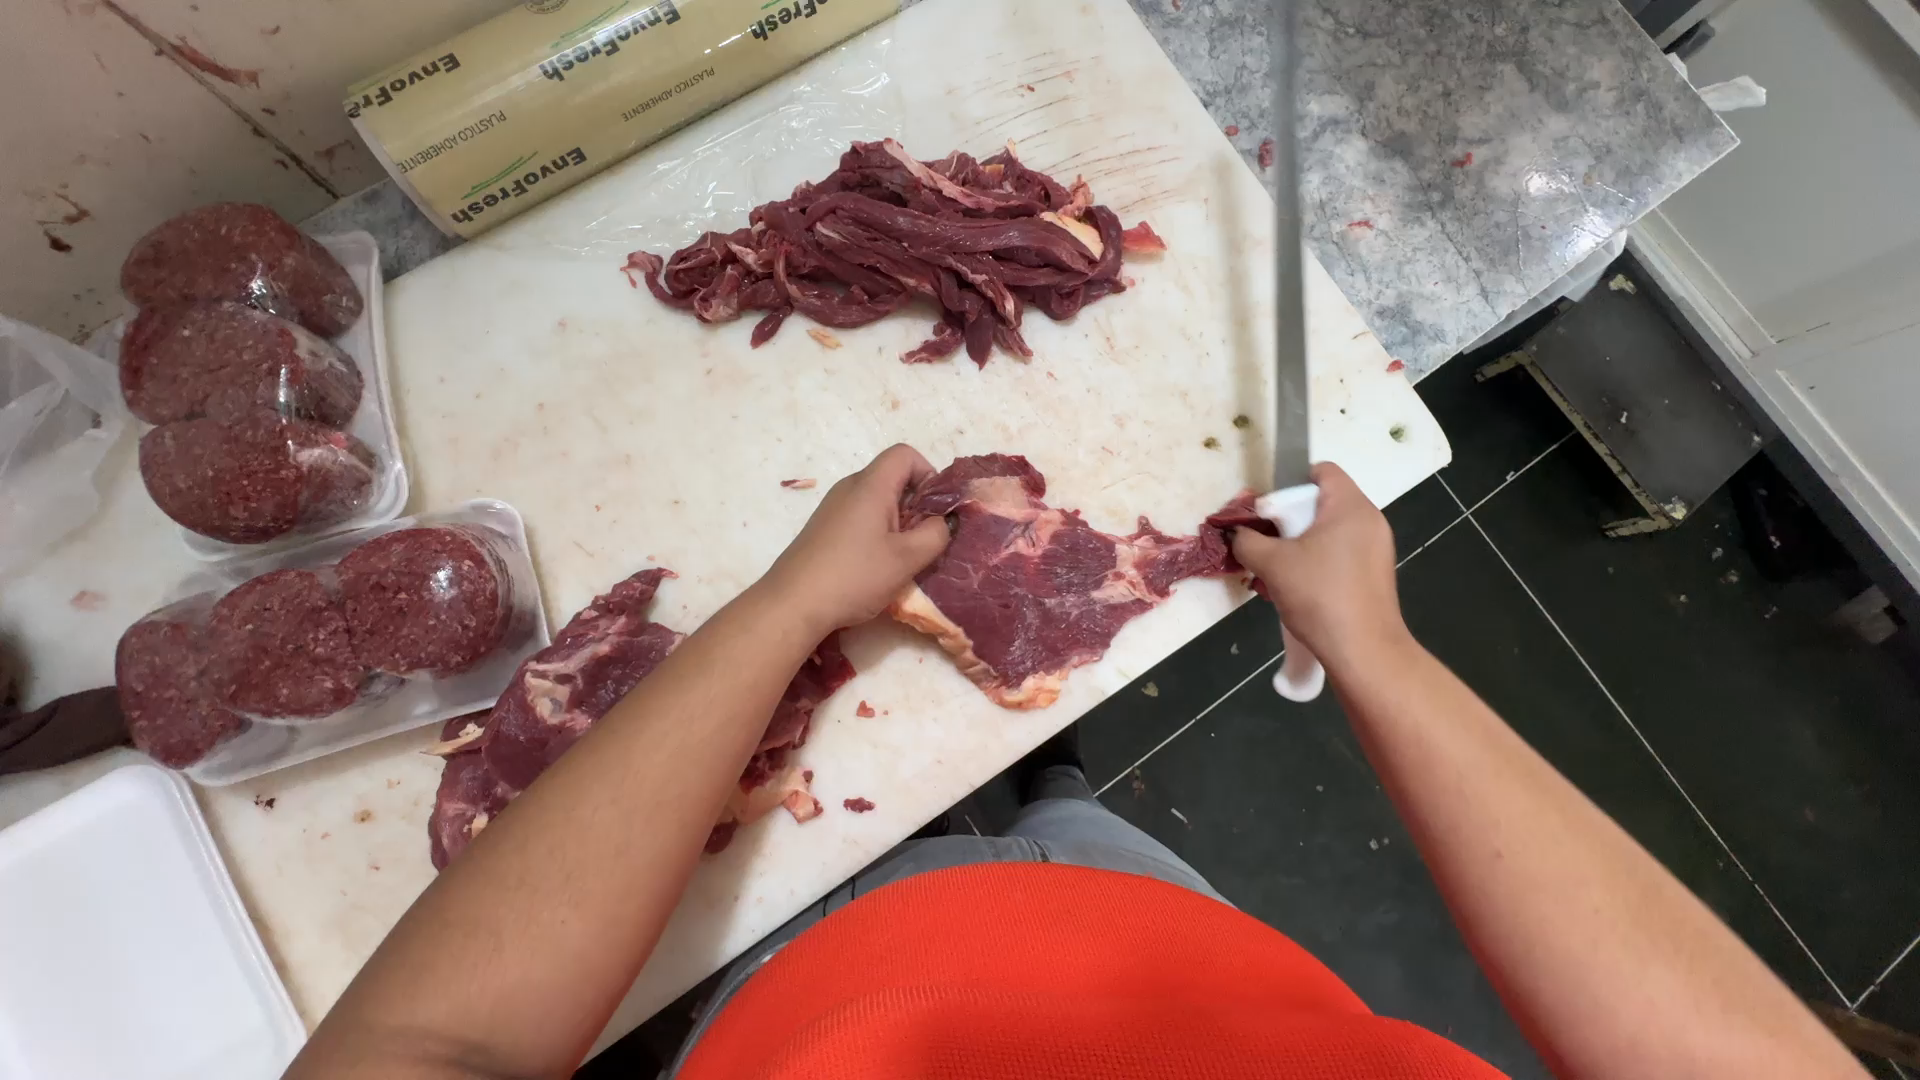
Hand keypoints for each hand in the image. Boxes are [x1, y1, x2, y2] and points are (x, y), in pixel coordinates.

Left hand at [757, 444, 951, 636]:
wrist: (793, 604)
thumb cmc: (854, 576)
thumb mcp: (907, 558)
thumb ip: (936, 534)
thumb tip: (945, 521)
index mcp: (870, 485)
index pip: (905, 455)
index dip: (929, 474)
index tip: (936, 510)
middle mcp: (849, 488)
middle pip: (893, 477)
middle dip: (917, 504)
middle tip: (924, 540)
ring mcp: (834, 508)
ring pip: (878, 501)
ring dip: (899, 523)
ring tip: (902, 558)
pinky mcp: (826, 529)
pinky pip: (862, 518)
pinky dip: (879, 534)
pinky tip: (877, 566)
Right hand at [1230, 462, 1412, 673]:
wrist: (1362, 650)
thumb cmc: (1319, 595)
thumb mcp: (1271, 564)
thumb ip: (1247, 540)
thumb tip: (1237, 532)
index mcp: (1350, 507)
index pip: (1322, 471)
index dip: (1291, 482)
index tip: (1269, 510)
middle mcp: (1369, 520)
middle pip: (1323, 501)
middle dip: (1290, 517)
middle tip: (1267, 540)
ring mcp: (1376, 548)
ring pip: (1329, 530)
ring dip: (1300, 542)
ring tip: (1278, 567)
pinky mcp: (1374, 573)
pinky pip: (1340, 552)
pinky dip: (1317, 560)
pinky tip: (1299, 586)